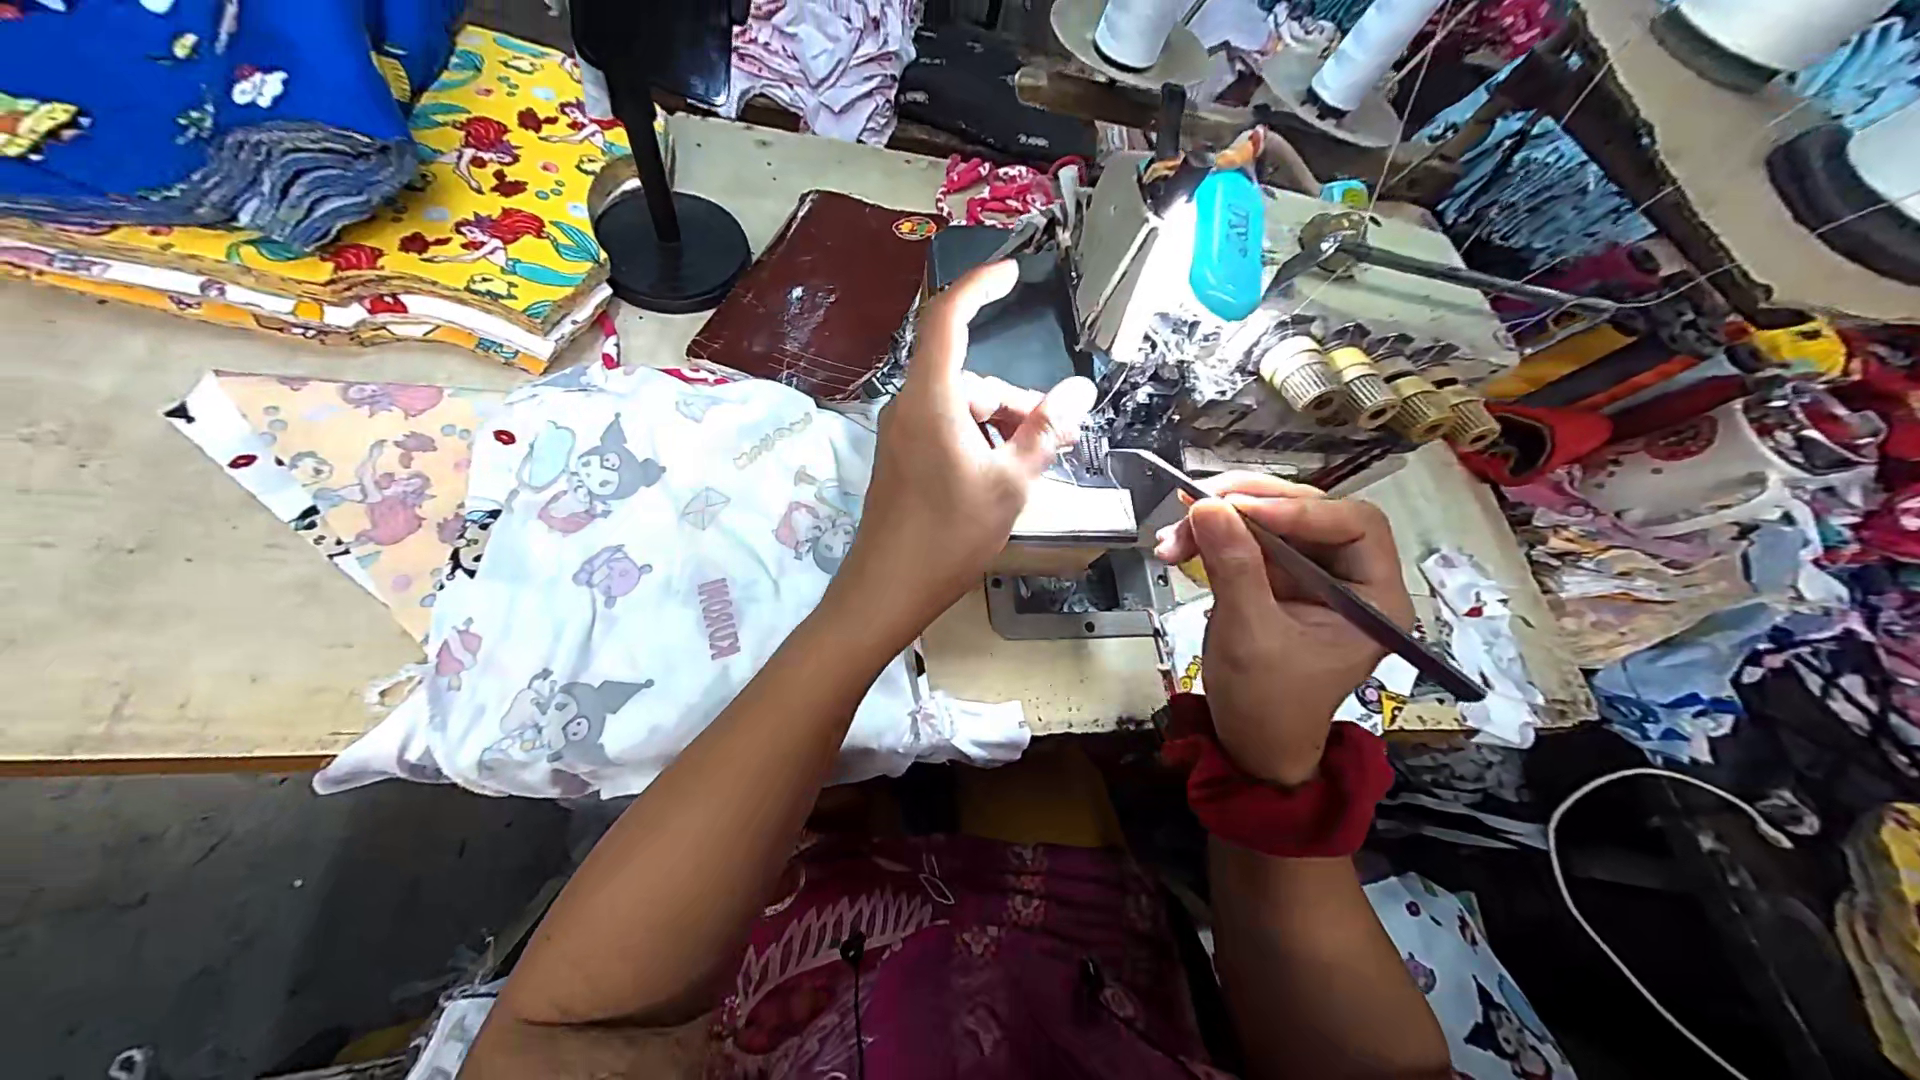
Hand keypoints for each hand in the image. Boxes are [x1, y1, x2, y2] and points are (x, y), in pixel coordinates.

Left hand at [827, 261, 1094, 647]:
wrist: (887, 589)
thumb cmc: (949, 535)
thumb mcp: (1011, 482)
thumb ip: (1045, 430)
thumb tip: (1080, 389)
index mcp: (931, 398)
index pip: (948, 317)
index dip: (979, 286)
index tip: (1012, 273)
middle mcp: (909, 406)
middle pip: (969, 377)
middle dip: (1016, 400)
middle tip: (1055, 437)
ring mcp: (901, 433)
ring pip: (960, 407)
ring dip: (1000, 425)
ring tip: (1033, 462)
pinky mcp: (902, 458)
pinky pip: (945, 430)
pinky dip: (978, 440)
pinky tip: (1001, 475)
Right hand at [1154, 473, 1411, 785]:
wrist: (1249, 741)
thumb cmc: (1266, 703)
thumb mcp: (1250, 634)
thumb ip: (1233, 567)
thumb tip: (1207, 506)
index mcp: (1372, 597)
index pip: (1355, 526)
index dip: (1300, 509)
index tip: (1240, 509)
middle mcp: (1347, 578)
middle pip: (1306, 515)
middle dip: (1248, 506)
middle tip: (1195, 502)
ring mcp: (1308, 577)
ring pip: (1269, 523)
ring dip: (1217, 521)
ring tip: (1172, 536)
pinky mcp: (1275, 579)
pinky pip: (1245, 542)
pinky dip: (1209, 538)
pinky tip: (1177, 546)